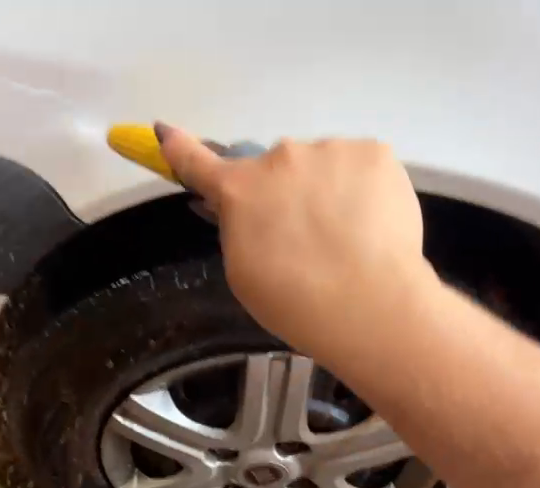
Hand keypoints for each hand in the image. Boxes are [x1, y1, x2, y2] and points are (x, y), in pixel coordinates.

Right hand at [157, 125, 442, 361]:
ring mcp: (331, 148)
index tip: (164, 131)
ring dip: (324, 191)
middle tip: (301, 240)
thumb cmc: (292, 302)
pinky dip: (360, 190)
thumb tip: (239, 207)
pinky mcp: (376, 151)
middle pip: (276, 170)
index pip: (200, 163)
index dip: (180, 149)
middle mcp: (281, 156)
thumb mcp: (242, 272)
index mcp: (240, 191)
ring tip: (342, 239)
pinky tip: (368, 226)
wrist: (367, 304)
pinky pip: (358, 166)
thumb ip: (236, 228)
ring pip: (321, 166)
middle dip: (282, 194)